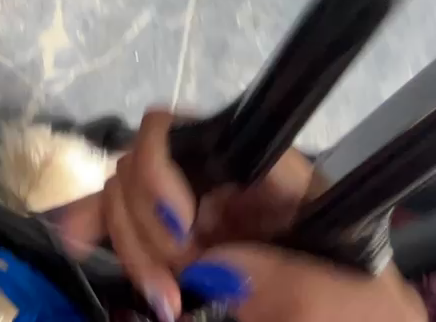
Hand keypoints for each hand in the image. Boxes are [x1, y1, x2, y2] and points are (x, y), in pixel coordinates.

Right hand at [53, 110, 422, 321]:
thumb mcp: (360, 312)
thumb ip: (295, 286)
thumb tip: (209, 267)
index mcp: (272, 178)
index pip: (193, 132)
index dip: (164, 167)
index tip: (181, 231)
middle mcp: (224, 183)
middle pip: (145, 160)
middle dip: (147, 222)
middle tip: (176, 288)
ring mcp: (195, 214)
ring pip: (123, 190)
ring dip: (127, 242)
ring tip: (162, 300)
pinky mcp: (173, 247)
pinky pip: (114, 218)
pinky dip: (92, 225)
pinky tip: (75, 241)